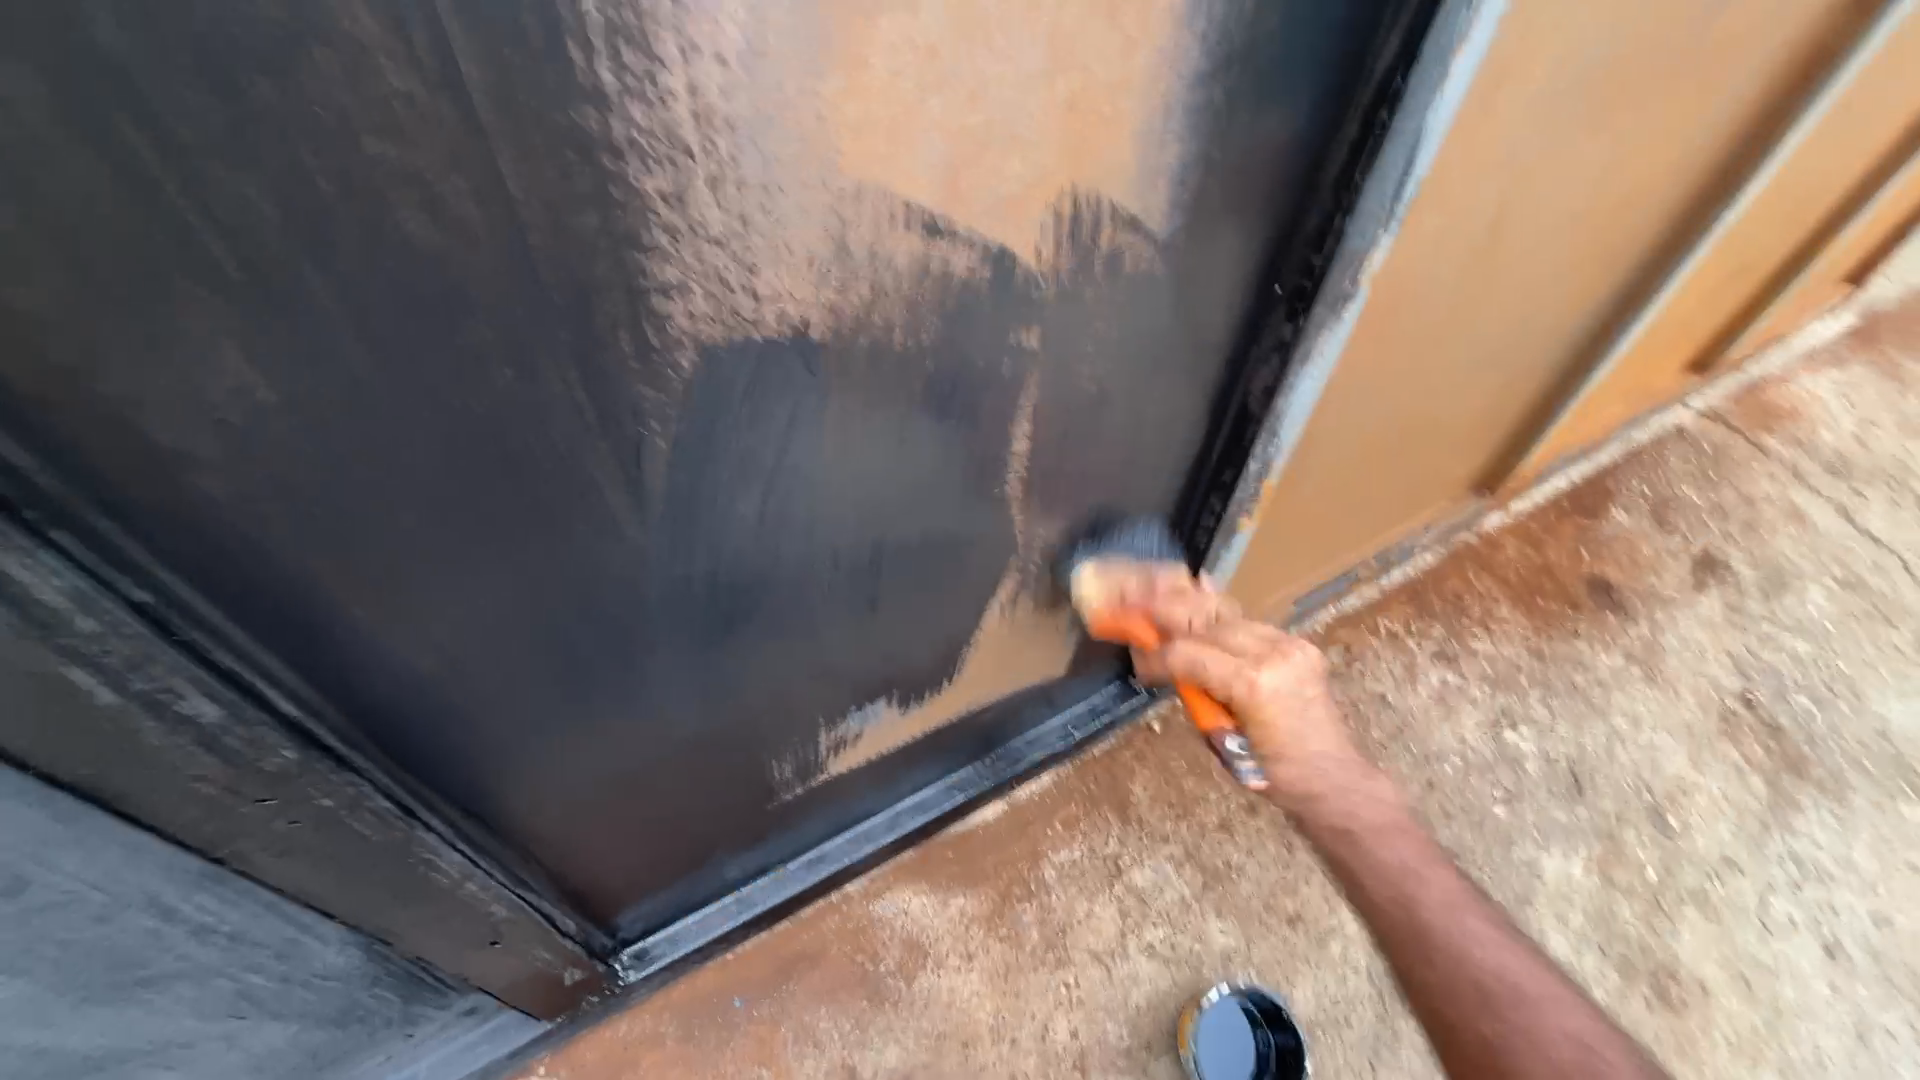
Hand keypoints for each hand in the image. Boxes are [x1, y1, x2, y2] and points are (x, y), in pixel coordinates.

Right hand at [1108, 569, 1382, 811]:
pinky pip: (1250, 624)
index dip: (1156, 656)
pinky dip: (1222, 622)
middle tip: (1139, 614)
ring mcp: (1291, 645)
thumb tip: (1165, 664)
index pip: (1187, 654)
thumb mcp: (1220, 739)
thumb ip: (1196, 694)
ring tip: (1165, 605)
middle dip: (1170, 617)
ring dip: (1196, 616)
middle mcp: (1274, 654)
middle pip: (1207, 623)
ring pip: (1228, 617)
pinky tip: (1200, 602)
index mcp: (1253, 683)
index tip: (1138, 662)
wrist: (1331, 777)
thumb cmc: (1271, 772)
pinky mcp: (1299, 645)